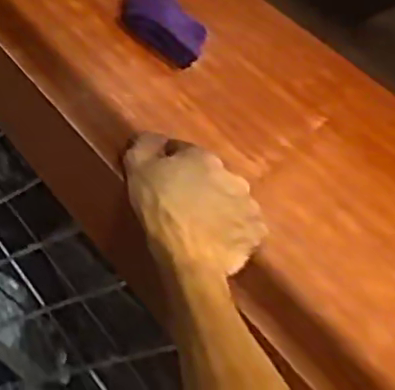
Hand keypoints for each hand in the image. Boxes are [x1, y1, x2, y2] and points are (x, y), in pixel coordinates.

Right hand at [125, 134, 266, 279]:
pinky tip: (214, 230)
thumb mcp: (135, 164)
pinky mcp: (259, 232)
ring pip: (229, 196)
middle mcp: (233, 177)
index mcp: (204, 158)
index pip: (184, 150)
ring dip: (217, 201)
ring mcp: (251, 206)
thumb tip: (157, 138)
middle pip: (211, 173)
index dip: (169, 160)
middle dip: (198, 180)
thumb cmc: (158, 204)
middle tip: (179, 194)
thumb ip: (147, 143)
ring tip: (199, 216)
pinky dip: (230, 222)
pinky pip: (242, 220)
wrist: (188, 254)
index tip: (159, 174)